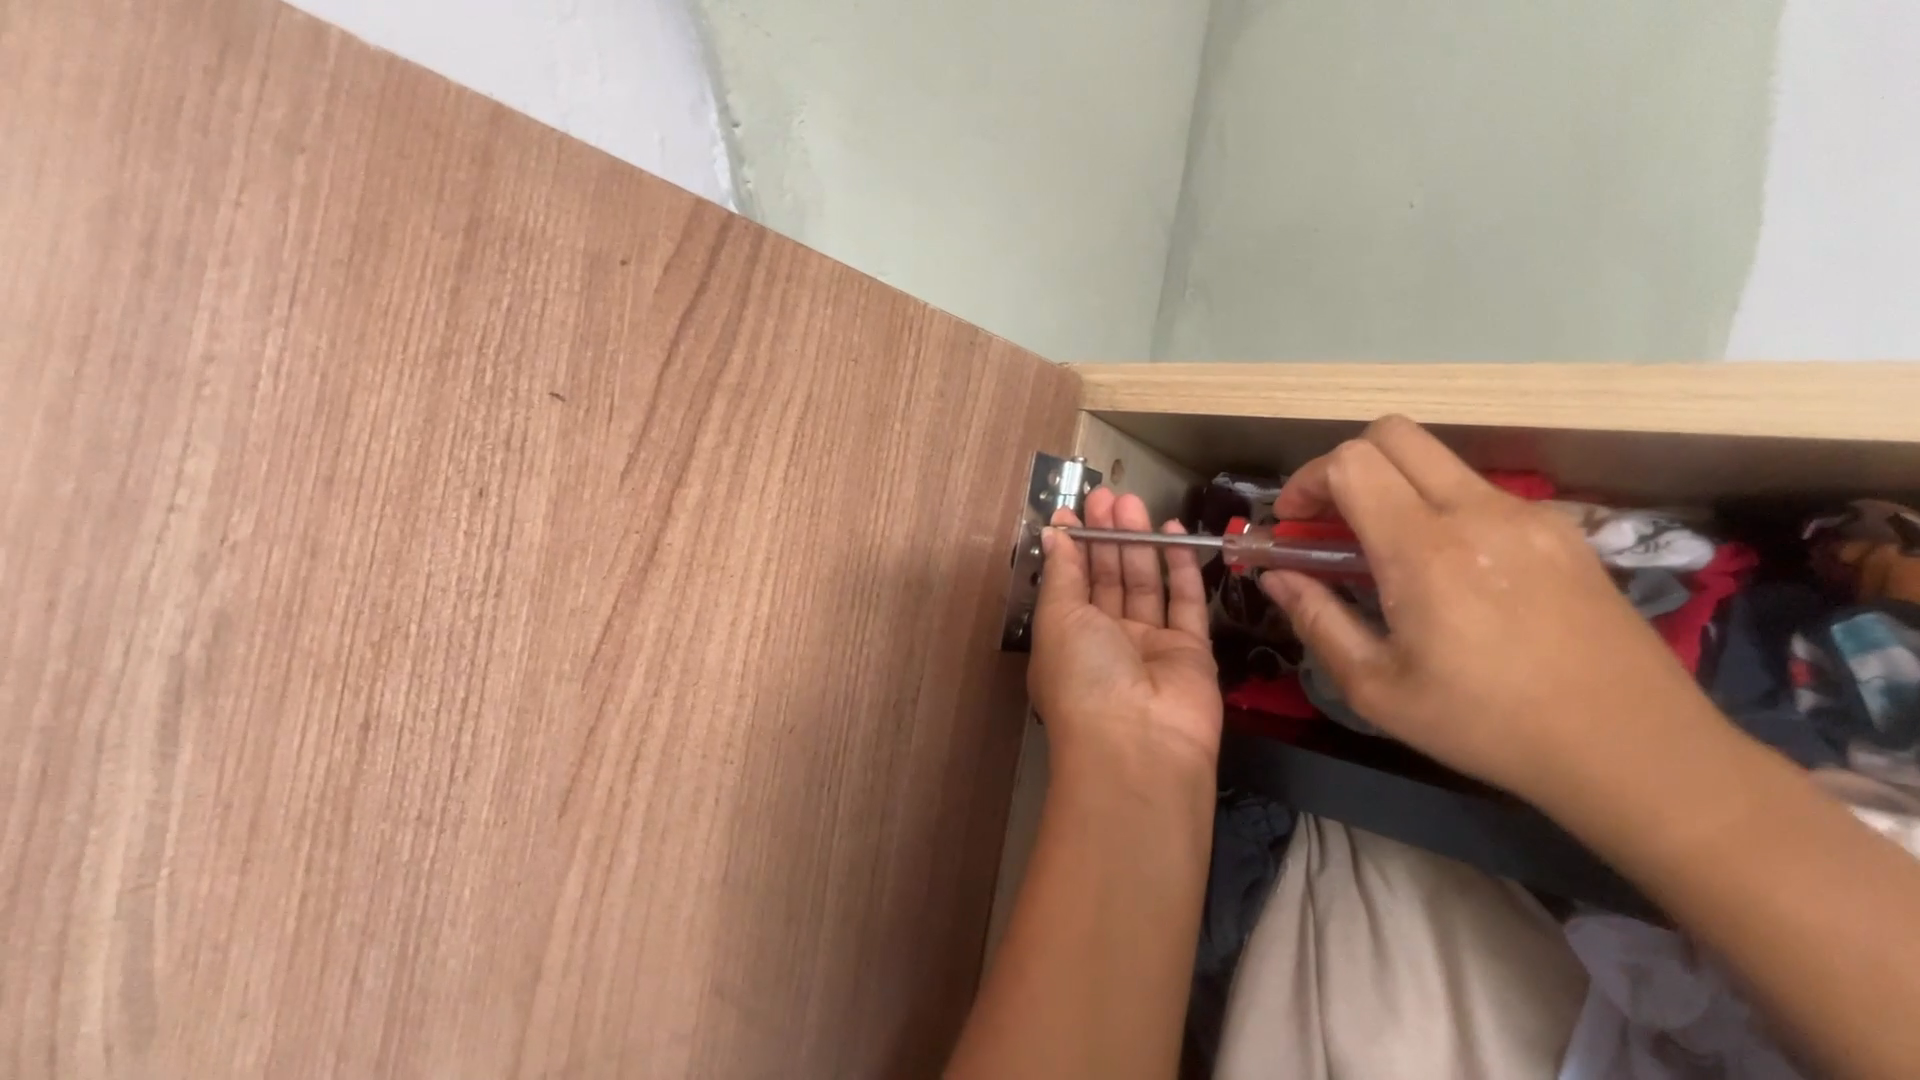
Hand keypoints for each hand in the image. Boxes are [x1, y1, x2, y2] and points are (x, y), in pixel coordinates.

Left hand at [1030, 488, 1222, 780]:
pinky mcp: (1191, 651)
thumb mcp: (1058, 620)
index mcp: (1066, 639)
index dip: (1071, 548)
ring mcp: (1150, 646)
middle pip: (1107, 579)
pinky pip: (1185, 601)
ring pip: (1144, 585)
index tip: (1070, 511)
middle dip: (1106, 536)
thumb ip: (1062, 574)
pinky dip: (1181, 567)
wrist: (1139, 743)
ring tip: (1132, 503)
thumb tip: (1053, 535)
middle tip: (1107, 496)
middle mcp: (1106, 642)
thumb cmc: (1083, 677)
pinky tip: (1174, 531)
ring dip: (1139, 542)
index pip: (1069, 584)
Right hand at [1257, 416, 1722, 804]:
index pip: (1349, 463)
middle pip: (1393, 434)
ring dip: (1394, 486)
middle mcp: (1477, 512)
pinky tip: (1450, 572)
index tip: (1291, 525)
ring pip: (1439, 461)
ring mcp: (1528, 515)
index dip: (1305, 481)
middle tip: (1330, 520)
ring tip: (1385, 552)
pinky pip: (1482, 494)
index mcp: (1425, 550)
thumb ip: (1317, 620)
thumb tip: (1276, 575)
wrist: (1632, 747)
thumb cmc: (1487, 725)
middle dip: (1343, 465)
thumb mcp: (1377, 688)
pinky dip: (1442, 508)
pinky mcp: (1563, 530)